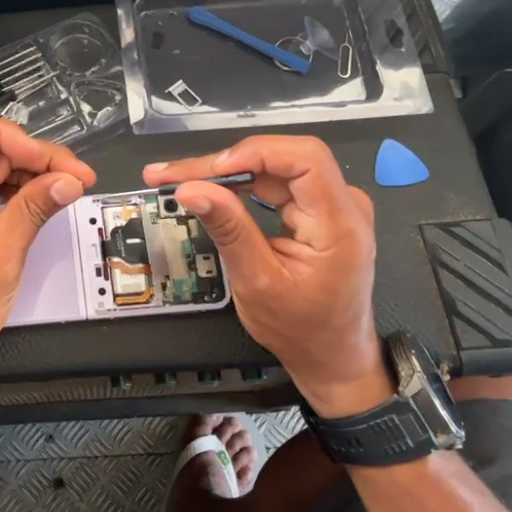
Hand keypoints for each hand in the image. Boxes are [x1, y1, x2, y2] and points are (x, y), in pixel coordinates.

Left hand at [0, 118, 96, 377]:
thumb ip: (33, 211)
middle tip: (78, 175)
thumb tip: (69, 178)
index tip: (47, 160)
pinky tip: (49, 201)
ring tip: (71, 186)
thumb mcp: (1, 257)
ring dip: (34, 174)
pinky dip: (24, 195)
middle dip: (34, 156)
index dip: (11, 137)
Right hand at [143, 136, 392, 417]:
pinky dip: (237, 184)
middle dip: (223, 163)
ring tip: (174, 178)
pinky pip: (273, 183)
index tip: (208, 171)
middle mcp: (342, 203)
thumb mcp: (258, 282)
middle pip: (281, 159)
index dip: (255, 153)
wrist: (332, 358)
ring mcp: (330, 204)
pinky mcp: (316, 209)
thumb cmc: (300, 330)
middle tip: (168, 175)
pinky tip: (204, 186)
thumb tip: (189, 189)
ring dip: (222, 172)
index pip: (305, 159)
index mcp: (339, 223)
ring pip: (271, 168)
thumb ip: (229, 230)